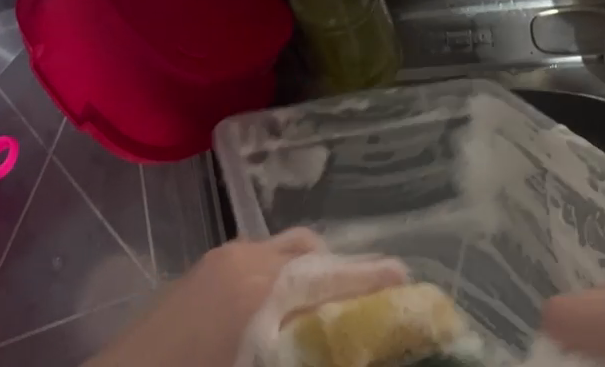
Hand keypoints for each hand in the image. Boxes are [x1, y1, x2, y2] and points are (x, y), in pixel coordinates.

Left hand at [86, 229, 405, 366]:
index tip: (406, 280)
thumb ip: (308, 348)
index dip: (373, 277)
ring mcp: (218, 261)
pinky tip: (277, 312)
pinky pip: (256, 260)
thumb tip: (345, 343)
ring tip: (324, 309)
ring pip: (282, 251)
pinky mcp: (198, 272)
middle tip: (367, 300)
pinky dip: (280, 277)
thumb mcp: (262, 365)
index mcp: (261, 289)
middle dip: (342, 270)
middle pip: (310, 249)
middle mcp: (244, 260)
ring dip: (310, 272)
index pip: (333, 275)